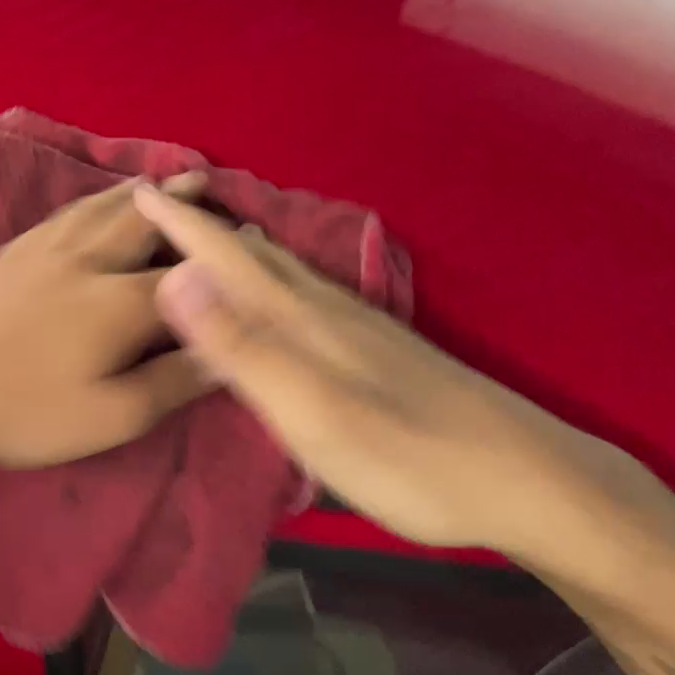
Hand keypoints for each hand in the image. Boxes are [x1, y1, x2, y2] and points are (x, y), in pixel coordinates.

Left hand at [0, 179, 213, 476]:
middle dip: (176, 203)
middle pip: (139, 222)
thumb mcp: (112, 416)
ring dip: (131, 195)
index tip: (250, 245)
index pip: (185, 275)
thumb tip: (227, 352)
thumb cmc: (25, 413)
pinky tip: (87, 207)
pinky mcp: (6, 254)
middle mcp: (83, 260)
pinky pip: (59, 216)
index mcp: (117, 301)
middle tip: (203, 181)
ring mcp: (38, 250)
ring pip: (95, 209)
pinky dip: (87, 204)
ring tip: (154, 183)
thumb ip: (174, 381)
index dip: (220, 262)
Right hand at [131, 182, 629, 560]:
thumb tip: (174, 276)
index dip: (179, 223)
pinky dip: (268, 273)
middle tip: (160, 204)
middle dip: (201, 225)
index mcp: (297, 318)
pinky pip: (300, 289)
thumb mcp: (312, 413)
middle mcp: (323, 308)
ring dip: (234, 246)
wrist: (536, 485)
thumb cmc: (409, 457)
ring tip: (206, 235)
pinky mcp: (376, 347)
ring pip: (279, 268)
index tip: (139, 189)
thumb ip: (241, 346)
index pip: (223, 256)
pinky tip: (278, 285)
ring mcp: (356, 325)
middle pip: (251, 252)